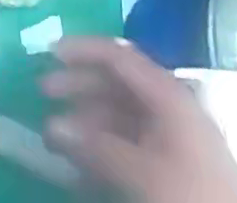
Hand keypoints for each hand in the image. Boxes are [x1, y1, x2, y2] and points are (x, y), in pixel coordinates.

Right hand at [41, 38, 236, 202]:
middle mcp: (170, 108)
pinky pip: (129, 142)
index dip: (82, 49)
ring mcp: (173, 138)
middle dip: (78, 85)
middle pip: (116, 82)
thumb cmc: (193, 201)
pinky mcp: (173, 168)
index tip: (48, 53)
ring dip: (86, 119)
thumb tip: (53, 127)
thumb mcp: (144, 175)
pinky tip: (81, 161)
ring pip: (120, 114)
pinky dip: (102, 145)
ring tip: (54, 135)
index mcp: (168, 96)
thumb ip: (97, 148)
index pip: (119, 56)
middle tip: (42, 93)